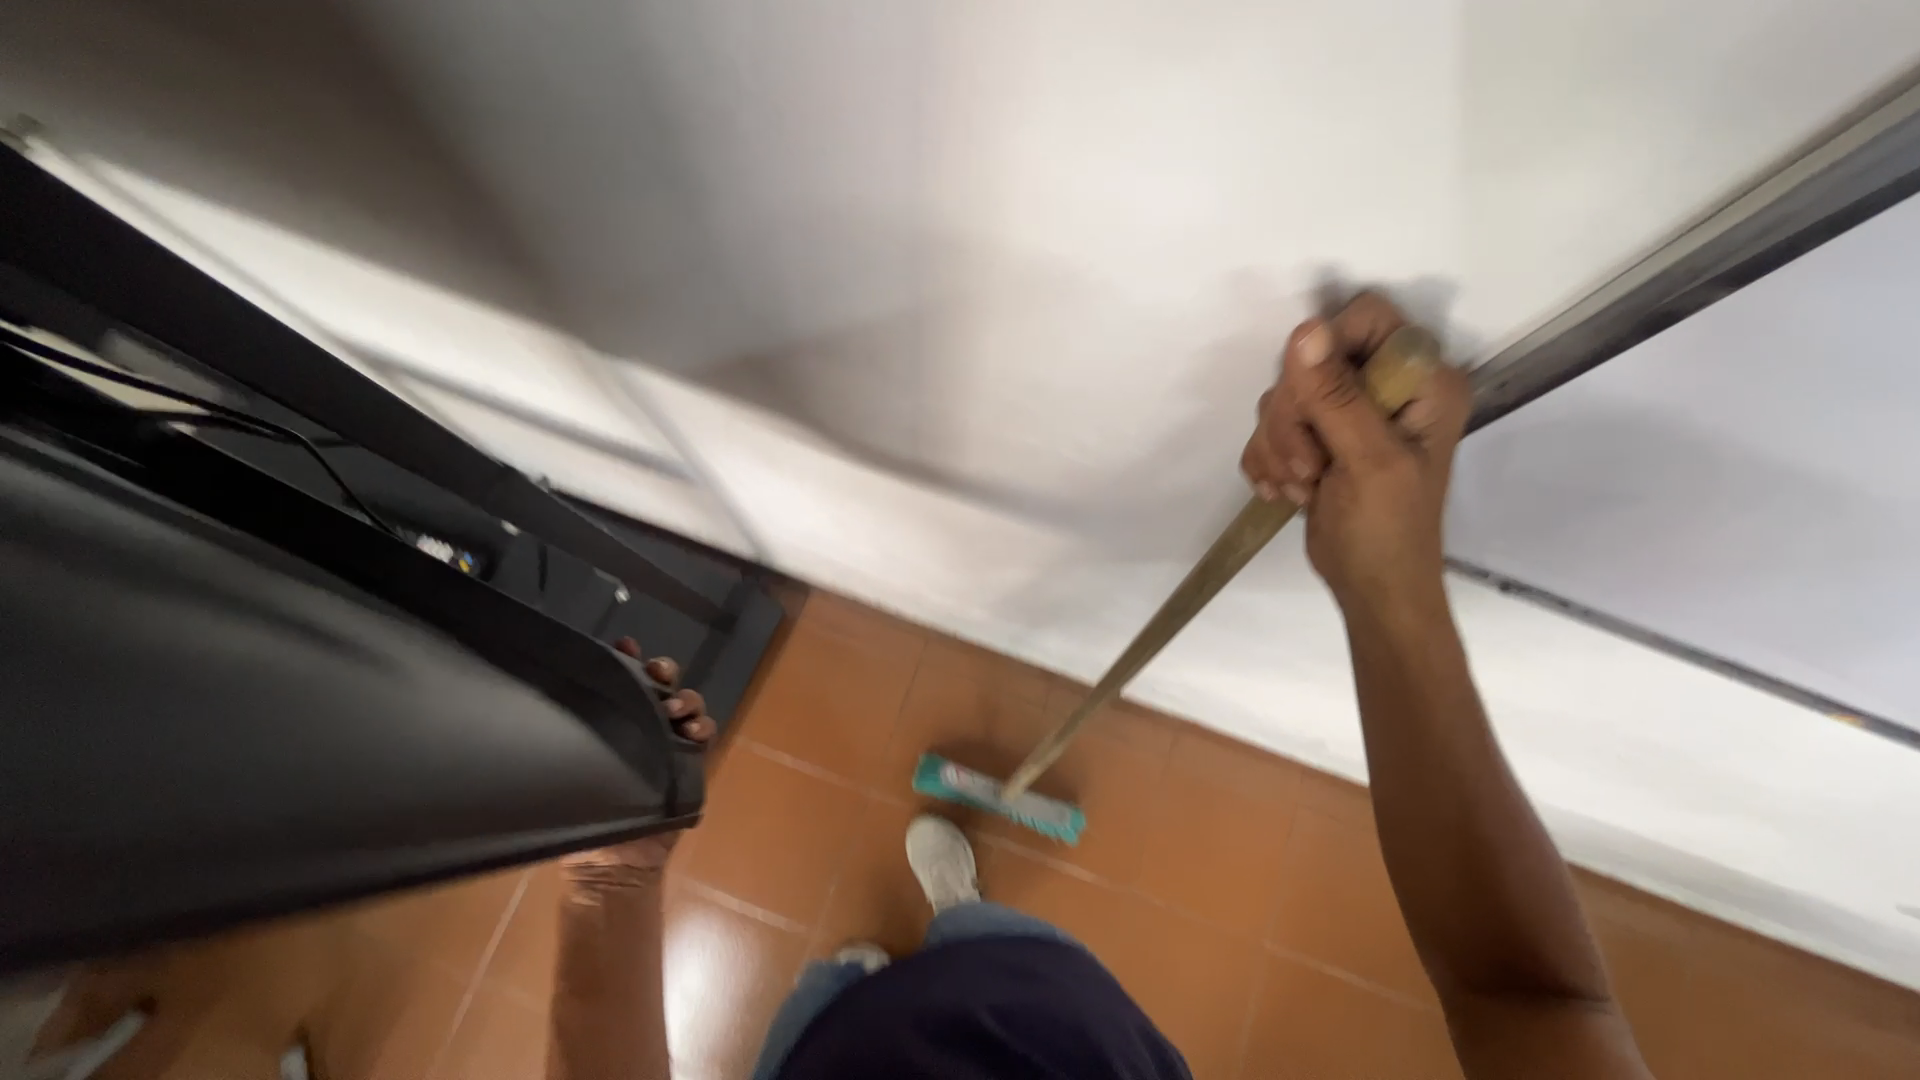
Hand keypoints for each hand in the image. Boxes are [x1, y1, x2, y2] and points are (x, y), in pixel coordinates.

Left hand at [562, 638, 714, 882]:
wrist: (612, 863)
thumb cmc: (583, 824)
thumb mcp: (565, 783)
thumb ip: (563, 754)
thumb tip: (532, 722)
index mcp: (612, 723)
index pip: (620, 681)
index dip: (626, 657)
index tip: (624, 644)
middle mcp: (643, 725)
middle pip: (660, 684)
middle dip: (663, 670)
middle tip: (657, 673)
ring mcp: (670, 741)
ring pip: (687, 703)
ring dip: (686, 698)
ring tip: (674, 708)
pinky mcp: (690, 762)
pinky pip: (706, 734)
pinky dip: (705, 727)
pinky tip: (695, 732)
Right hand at [1241, 293, 1470, 614]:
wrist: (1370, 588)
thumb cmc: (1387, 530)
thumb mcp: (1367, 460)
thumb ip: (1336, 395)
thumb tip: (1305, 331)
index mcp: (1419, 380)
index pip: (1363, 319)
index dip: (1326, 351)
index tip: (1315, 402)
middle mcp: (1383, 387)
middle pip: (1308, 360)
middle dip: (1294, 418)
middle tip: (1309, 465)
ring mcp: (1346, 414)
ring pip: (1281, 398)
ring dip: (1278, 447)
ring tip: (1302, 487)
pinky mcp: (1313, 441)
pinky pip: (1267, 429)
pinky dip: (1267, 462)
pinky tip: (1285, 494)